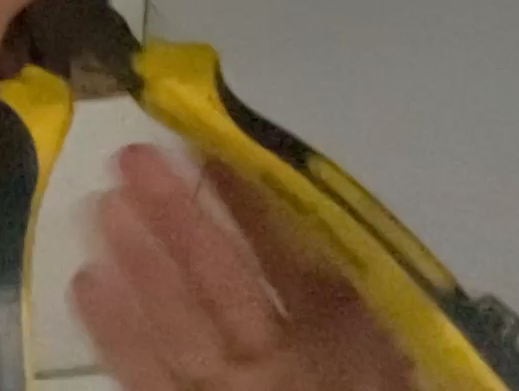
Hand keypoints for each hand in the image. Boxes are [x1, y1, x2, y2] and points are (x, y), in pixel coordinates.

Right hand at [73, 144, 414, 389]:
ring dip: (141, 262)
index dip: (259, 208)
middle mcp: (291, 370)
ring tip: (103, 203)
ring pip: (182, 322)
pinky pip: (152, 380)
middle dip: (181, 219)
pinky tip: (87, 283)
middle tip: (134, 159)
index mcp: (357, 357)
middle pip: (227, 282)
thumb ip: (395, 320)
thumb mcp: (430, 377)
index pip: (303, 266)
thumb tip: (357, 243)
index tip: (212, 151)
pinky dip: (120, 336)